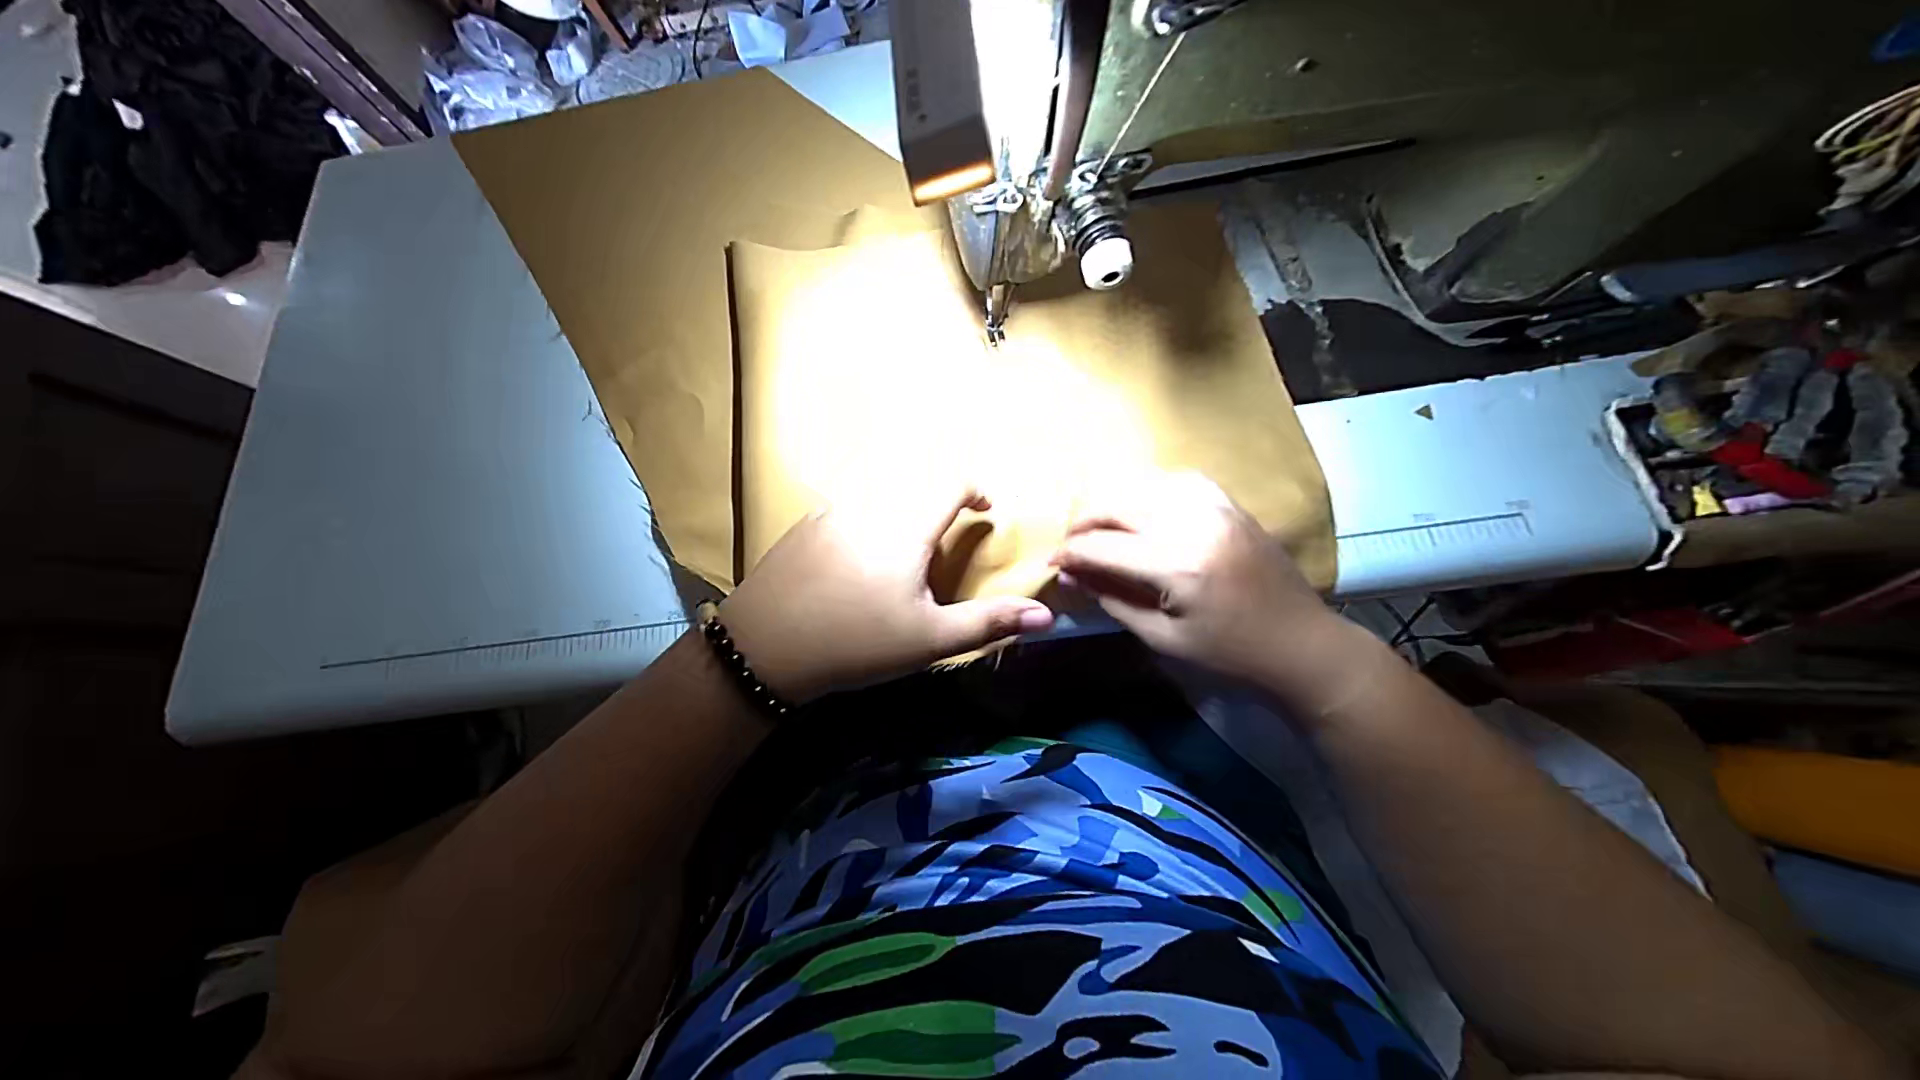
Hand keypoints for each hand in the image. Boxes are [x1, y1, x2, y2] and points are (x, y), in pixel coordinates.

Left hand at [718, 488, 1055, 702]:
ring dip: (902, 501)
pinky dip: (869, 511)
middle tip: (947, 530)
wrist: (765, 647)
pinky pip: (848, 502)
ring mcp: (831, 511)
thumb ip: (989, 622)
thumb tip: (1046, 617)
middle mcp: (870, 504)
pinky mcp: (804, 525)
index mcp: (906, 525)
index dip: (974, 489)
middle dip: (938, 496)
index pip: (950, 483)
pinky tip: (860, 552)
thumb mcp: (929, 639)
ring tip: (906, 541)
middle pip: (915, 478)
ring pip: (878, 487)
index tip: (984, 508)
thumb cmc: (857, 642)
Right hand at [1051, 470, 1382, 711]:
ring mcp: (1215, 507)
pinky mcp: (1230, 504)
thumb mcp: (1162, 638)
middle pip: (1116, 504)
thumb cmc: (1229, 653)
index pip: (1100, 546)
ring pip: (1143, 483)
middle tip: (1071, 546)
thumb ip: (1112, 598)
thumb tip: (1072, 573)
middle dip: (1083, 523)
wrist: (1302, 645)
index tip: (1054, 565)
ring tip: (1101, 527)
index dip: (1068, 554)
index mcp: (1176, 565)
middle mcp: (1193, 523)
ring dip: (1113, 503)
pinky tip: (1142, 510)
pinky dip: (1150, 490)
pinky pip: (1178, 480)